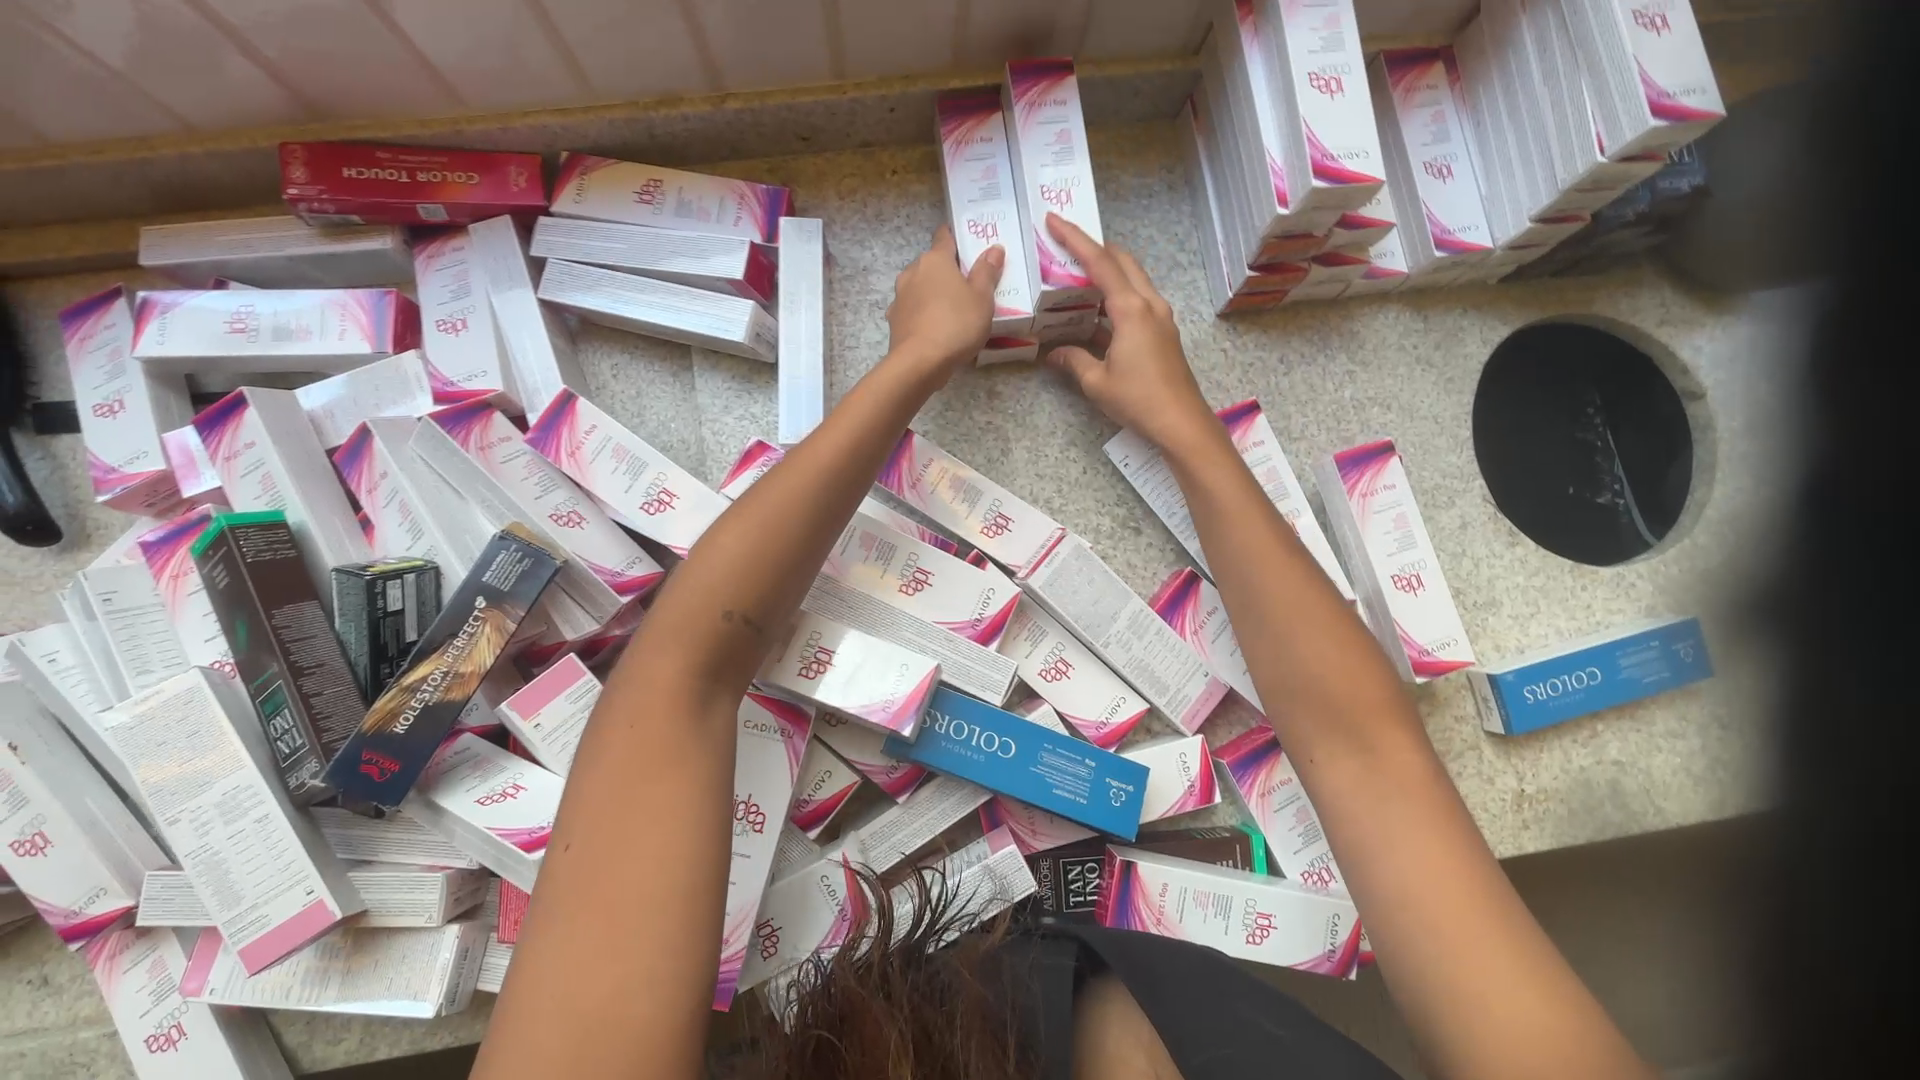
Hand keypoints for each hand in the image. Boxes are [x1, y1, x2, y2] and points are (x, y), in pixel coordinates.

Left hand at [885, 225, 1003, 378]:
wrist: (919, 363)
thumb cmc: (957, 324)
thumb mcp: (982, 298)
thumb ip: (987, 272)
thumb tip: (994, 249)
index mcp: (935, 259)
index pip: (944, 236)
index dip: (956, 238)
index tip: (968, 246)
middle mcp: (912, 271)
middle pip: (932, 264)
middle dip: (947, 271)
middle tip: (967, 285)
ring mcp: (900, 296)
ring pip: (920, 287)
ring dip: (932, 293)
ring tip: (950, 310)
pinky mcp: (894, 320)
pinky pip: (912, 309)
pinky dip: (922, 313)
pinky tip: (933, 328)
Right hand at [1042, 214, 1216, 452]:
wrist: (1181, 422)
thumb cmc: (1138, 400)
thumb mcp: (1096, 381)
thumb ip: (1073, 360)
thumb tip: (1053, 353)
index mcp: (1131, 309)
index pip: (1100, 262)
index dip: (1075, 239)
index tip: (1054, 221)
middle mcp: (1149, 304)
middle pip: (1122, 261)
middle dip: (1094, 248)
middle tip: (1064, 246)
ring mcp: (1159, 318)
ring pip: (1131, 279)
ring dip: (1106, 272)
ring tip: (1076, 277)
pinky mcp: (1162, 333)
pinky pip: (1136, 301)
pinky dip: (1114, 297)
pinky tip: (1094, 312)